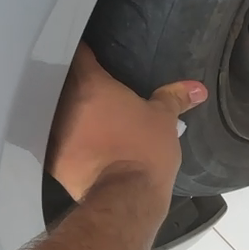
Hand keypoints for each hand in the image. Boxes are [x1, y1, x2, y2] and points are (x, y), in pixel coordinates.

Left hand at [46, 44, 204, 200]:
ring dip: (66, 113)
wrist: (125, 197)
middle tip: (91, 87)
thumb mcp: (164, 120)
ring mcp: (53, 131)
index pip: (79, 54)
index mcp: (91, 84)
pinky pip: (54, 141)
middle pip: (61, 83)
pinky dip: (65, 141)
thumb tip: (197, 88)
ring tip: (84, 117)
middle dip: (74, 83)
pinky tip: (78, 145)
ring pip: (53, 112)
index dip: (85, 52)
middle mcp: (64, 103)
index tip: (92, 55)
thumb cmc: (144, 149)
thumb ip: (174, 98)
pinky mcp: (51, 159)